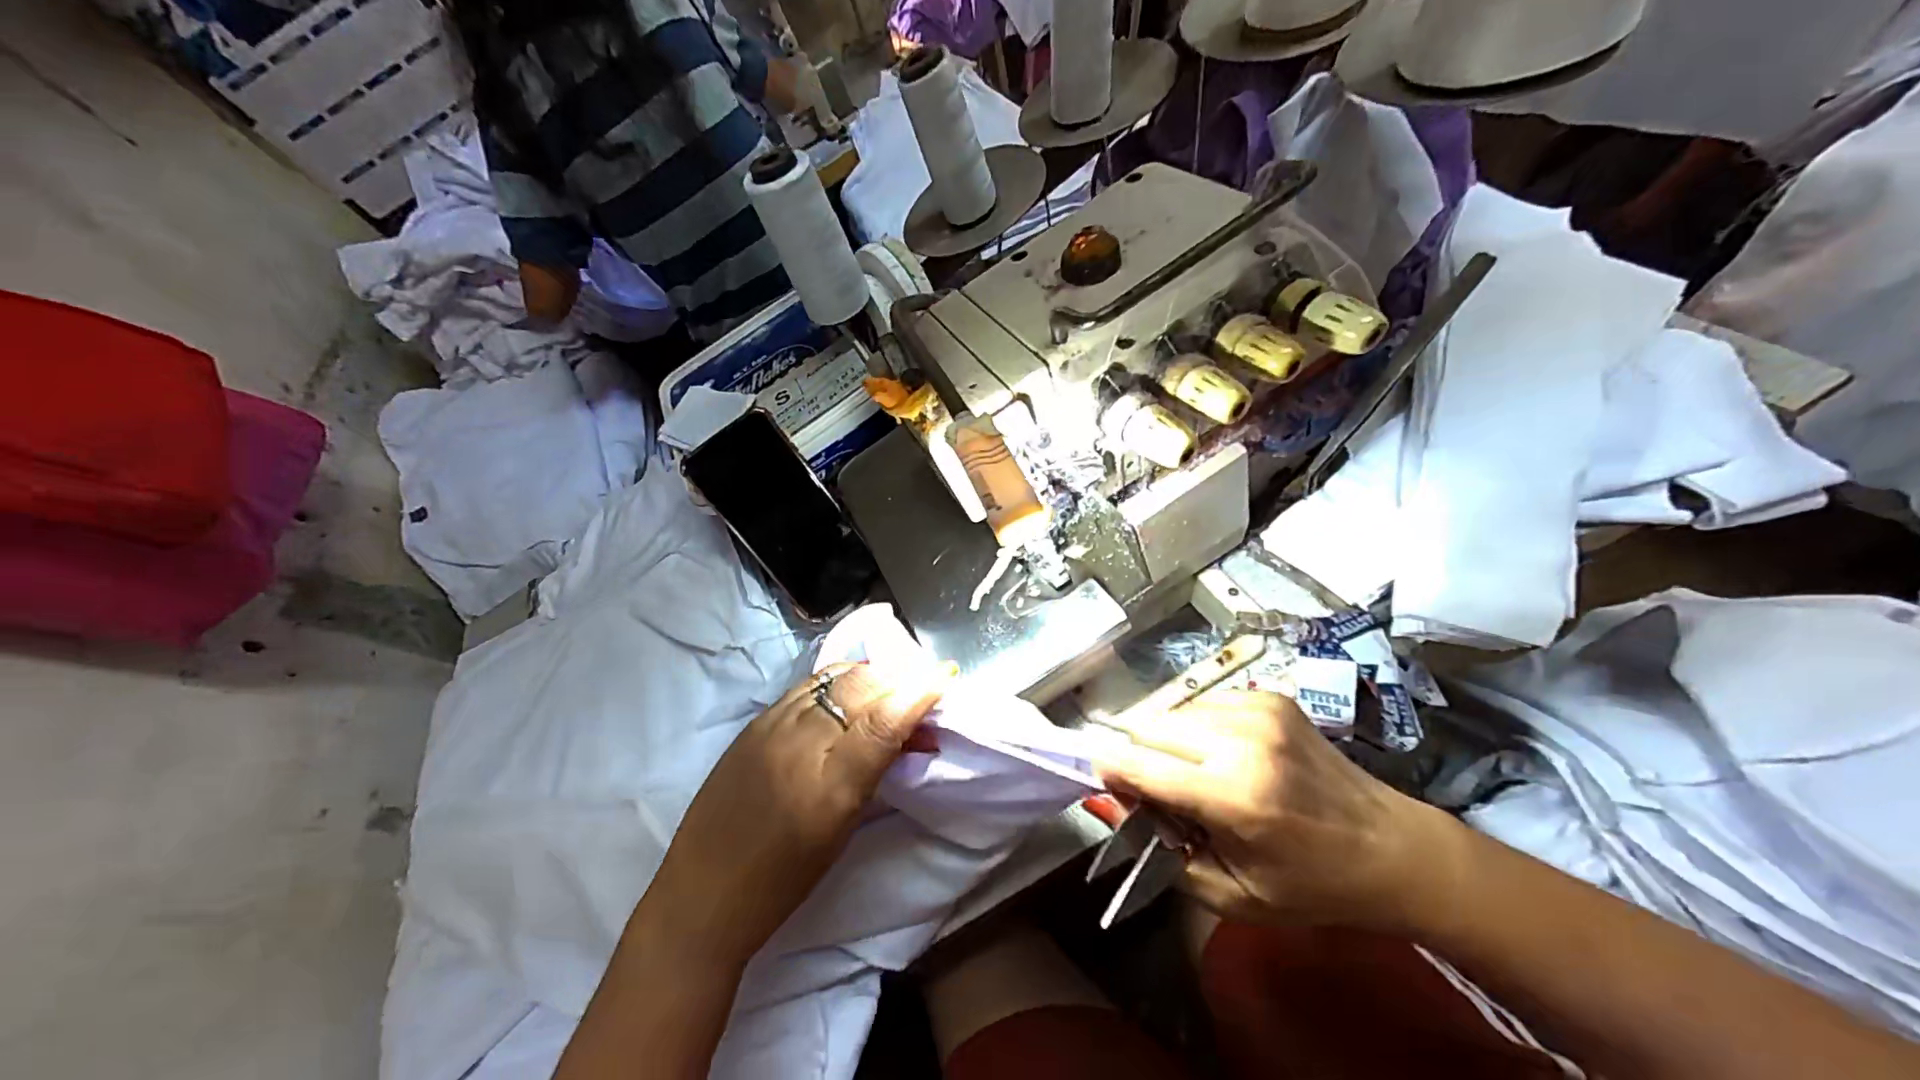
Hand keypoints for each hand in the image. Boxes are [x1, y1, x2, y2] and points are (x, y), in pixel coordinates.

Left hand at [643, 663, 943, 964]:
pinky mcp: (753, 722)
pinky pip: (806, 686)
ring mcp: (771, 727)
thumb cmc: (783, 882)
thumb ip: (874, 772)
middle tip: (917, 691)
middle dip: (897, 679)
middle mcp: (799, 744)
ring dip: (868, 677)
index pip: (885, 719)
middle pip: (861, 686)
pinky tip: (847, 694)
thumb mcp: (842, 831)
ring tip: (887, 688)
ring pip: (833, 677)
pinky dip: (836, 682)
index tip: (944, 675)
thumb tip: (910, 734)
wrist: (703, 893)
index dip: (919, 690)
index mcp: (829, 786)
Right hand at [1095, 691, 1452, 931]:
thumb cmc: (1311, 886)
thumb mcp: (1230, 894)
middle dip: (1140, 756)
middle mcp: (1242, 741)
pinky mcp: (1271, 697)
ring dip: (1169, 741)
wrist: (1394, 849)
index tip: (1106, 785)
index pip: (1139, 764)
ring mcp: (1259, 710)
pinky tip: (1227, 755)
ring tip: (1198, 775)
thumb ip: (1161, 850)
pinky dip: (1200, 728)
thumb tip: (1110, 802)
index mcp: (1233, 796)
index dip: (1111, 771)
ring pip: (1173, 712)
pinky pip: (1204, 703)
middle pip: (1148, 727)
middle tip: (1161, 792)